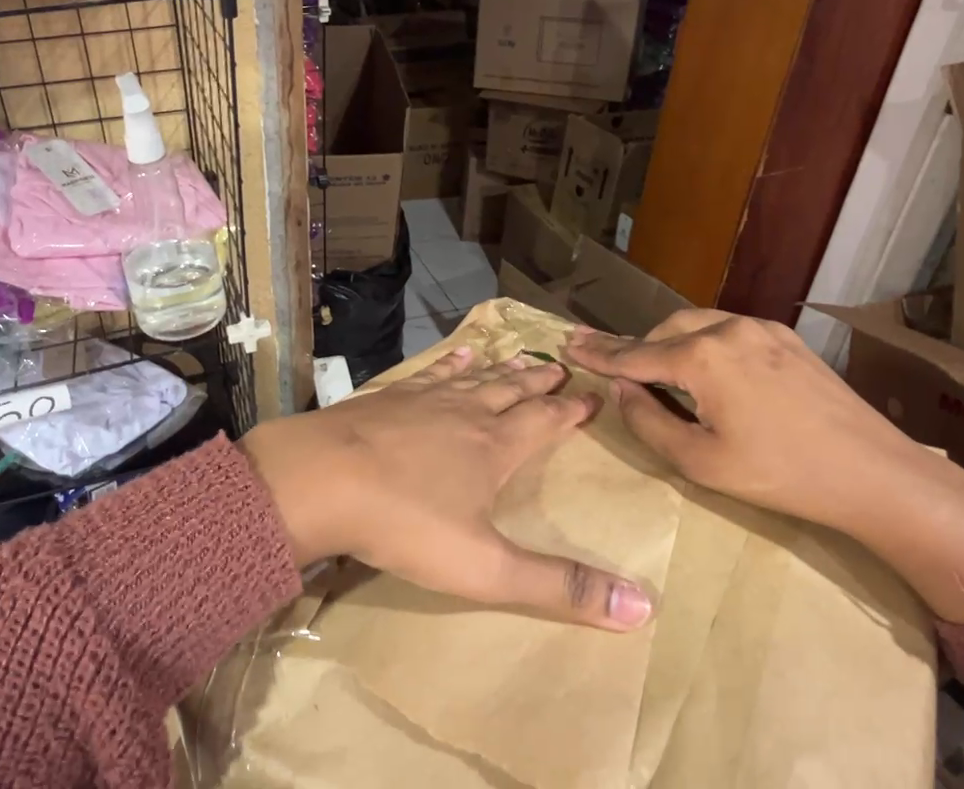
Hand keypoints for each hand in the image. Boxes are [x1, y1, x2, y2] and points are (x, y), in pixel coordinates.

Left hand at [240, 348, 654, 631]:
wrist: (320, 479)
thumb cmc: (405, 523)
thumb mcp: (487, 568)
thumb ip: (559, 586)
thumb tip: (643, 607)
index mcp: (495, 448)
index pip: (545, 421)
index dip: (571, 409)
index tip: (594, 394)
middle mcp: (465, 413)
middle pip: (512, 391)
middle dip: (540, 382)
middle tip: (561, 366)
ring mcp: (421, 399)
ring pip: (473, 378)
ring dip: (499, 369)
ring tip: (517, 356)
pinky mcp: (385, 397)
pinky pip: (428, 374)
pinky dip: (448, 364)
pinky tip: (454, 357)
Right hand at [565, 311, 963, 624]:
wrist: (875, 474)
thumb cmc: (780, 474)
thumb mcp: (699, 462)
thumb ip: (648, 422)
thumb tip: (622, 390)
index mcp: (701, 357)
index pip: (633, 354)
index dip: (598, 354)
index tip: (567, 345)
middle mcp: (727, 329)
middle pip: (663, 330)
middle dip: (633, 346)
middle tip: (606, 359)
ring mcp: (761, 330)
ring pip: (696, 324)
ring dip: (667, 342)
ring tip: (650, 364)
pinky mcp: (786, 339)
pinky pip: (728, 330)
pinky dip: (701, 343)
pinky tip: (702, 364)